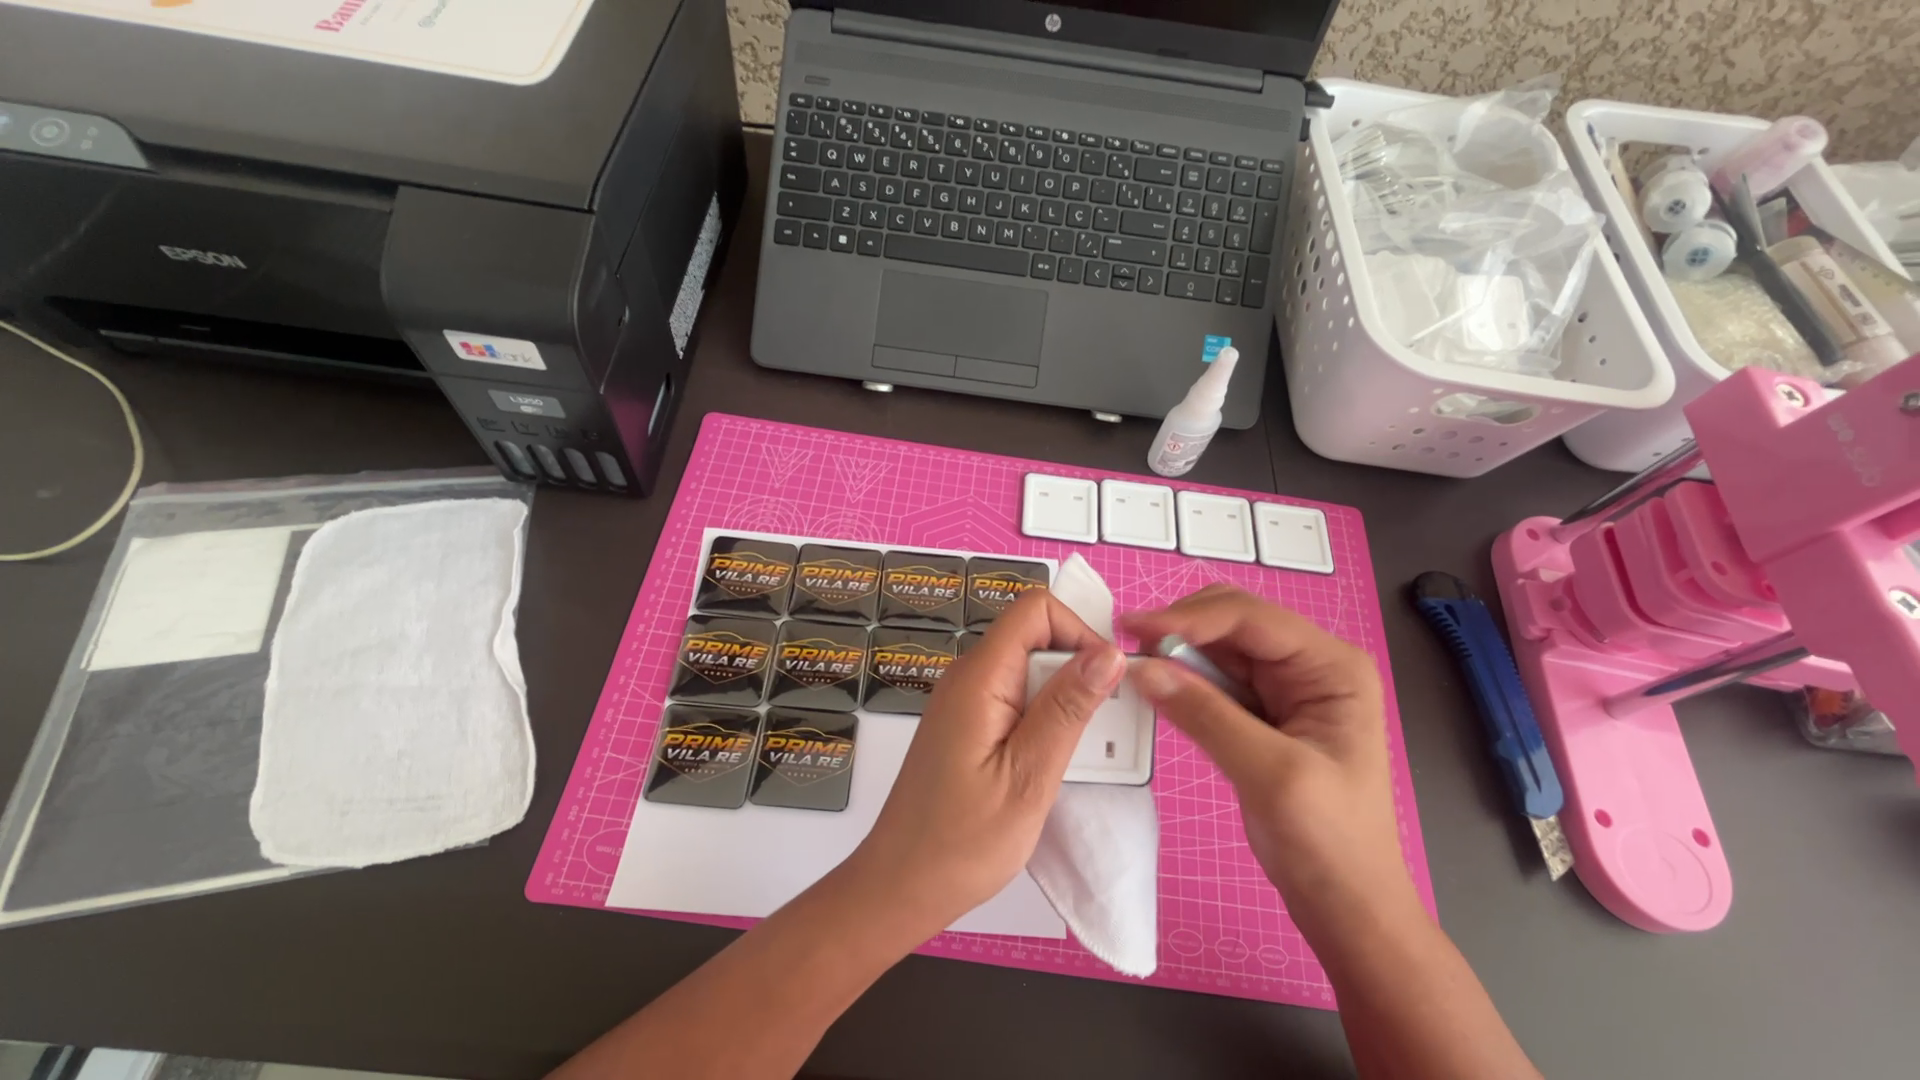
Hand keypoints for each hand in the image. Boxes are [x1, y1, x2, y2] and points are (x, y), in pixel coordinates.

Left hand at [843, 590, 1125, 936]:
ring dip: (1065, 702)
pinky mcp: (968, 726)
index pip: (1034, 610)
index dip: (1079, 631)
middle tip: (1100, 729)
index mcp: (979, 678)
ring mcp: (966, 702)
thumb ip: (1067, 709)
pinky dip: (1045, 722)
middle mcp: (968, 678)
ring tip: (1081, 753)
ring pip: (1030, 672)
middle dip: (1078, 671)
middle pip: (1035, 638)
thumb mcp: (1030, 776)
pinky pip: (1016, 701)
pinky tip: (1054, 762)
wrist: (903, 885)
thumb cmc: (963, 841)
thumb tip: (1108, 653)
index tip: (1105, 683)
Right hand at [1120, 585, 1417, 932]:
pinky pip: (1215, 680)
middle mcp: (1310, 665)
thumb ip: (1206, 715)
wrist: (1348, 907)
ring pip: (1218, 649)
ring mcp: (1286, 689)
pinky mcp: (1263, 714)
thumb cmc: (1330, 842)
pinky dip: (1184, 680)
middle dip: (1181, 629)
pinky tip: (1158, 688)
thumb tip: (1142, 669)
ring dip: (1178, 654)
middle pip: (1233, 622)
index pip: (1251, 618)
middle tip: (1130, 650)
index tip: (1132, 630)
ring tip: (1135, 668)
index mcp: (1332, 667)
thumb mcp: (1269, 774)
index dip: (1188, 618)